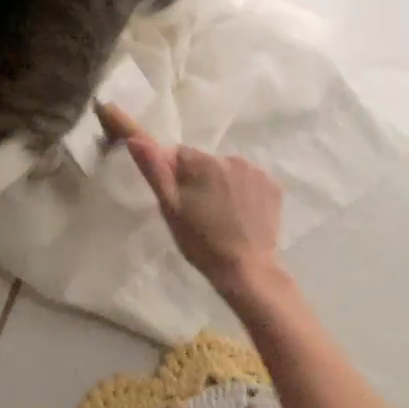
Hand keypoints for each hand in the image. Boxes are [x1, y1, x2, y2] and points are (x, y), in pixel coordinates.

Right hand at [102, 103, 283, 294]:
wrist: (245, 269)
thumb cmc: (201, 240)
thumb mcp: (170, 207)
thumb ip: (154, 169)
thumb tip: (135, 138)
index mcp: (203, 162)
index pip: (179, 154)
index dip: (174, 176)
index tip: (177, 200)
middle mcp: (231, 159)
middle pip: (205, 162)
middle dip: (199, 180)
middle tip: (197, 212)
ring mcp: (257, 172)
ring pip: (228, 171)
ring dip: (221, 185)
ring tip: (220, 216)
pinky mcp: (273, 187)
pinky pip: (249, 181)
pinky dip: (243, 193)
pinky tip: (240, 215)